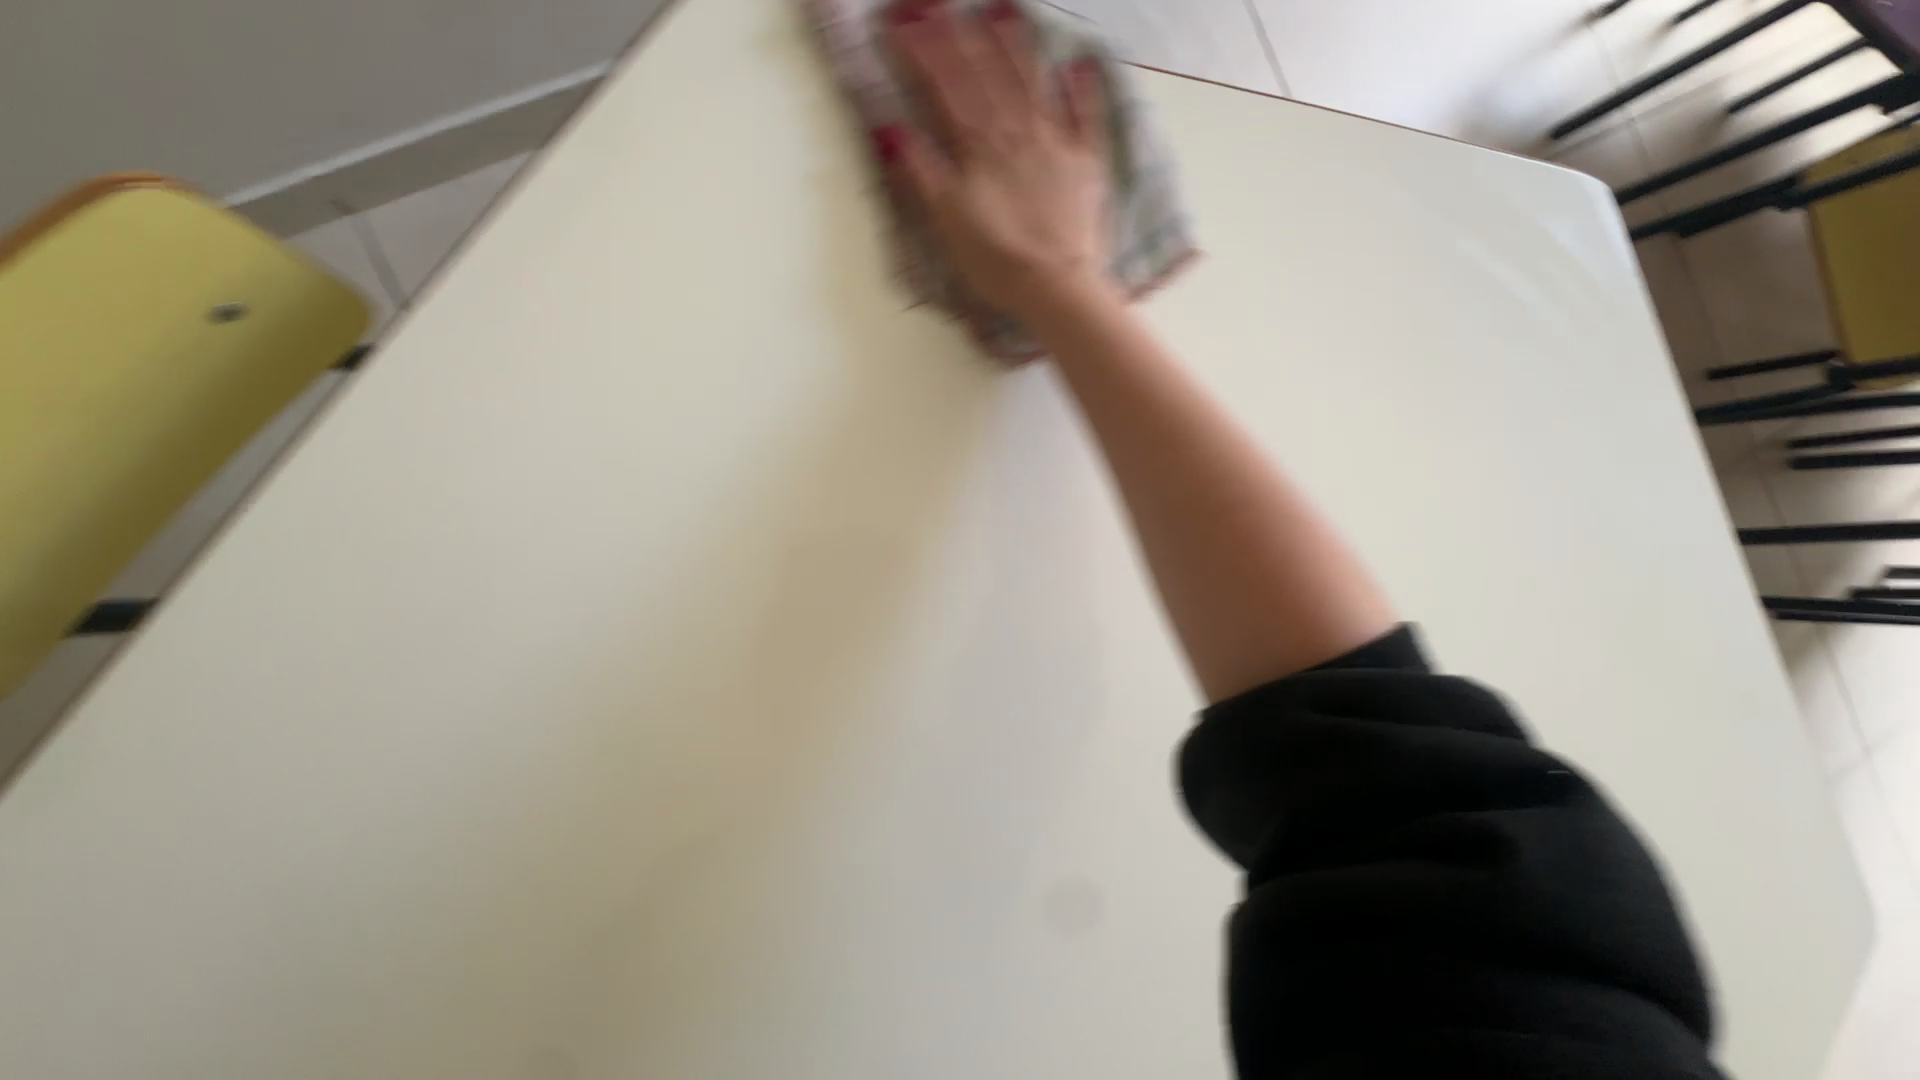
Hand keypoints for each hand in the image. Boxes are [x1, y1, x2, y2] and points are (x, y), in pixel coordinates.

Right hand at [879, 0, 1117, 322]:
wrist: (1058, 288)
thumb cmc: (997, 262)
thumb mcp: (948, 221)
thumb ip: (924, 171)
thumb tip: (890, 128)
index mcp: (980, 147)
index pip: (946, 87)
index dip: (923, 51)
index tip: (901, 20)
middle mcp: (1017, 132)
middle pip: (986, 74)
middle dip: (960, 35)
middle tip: (941, 3)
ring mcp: (1056, 143)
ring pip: (1032, 82)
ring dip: (1014, 45)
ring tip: (1001, 10)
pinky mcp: (1087, 163)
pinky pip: (1086, 117)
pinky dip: (1082, 89)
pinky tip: (1078, 64)